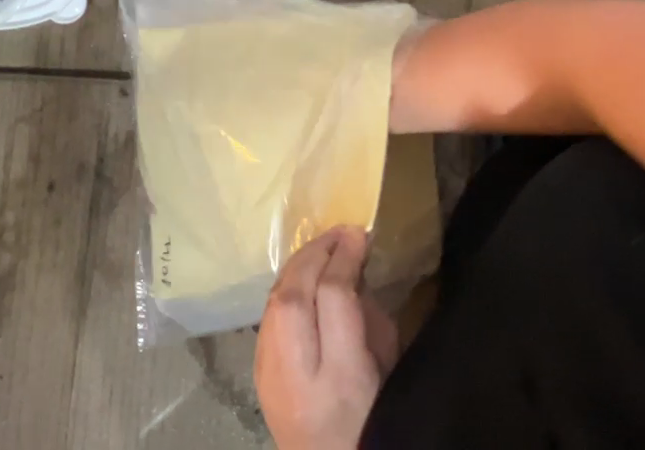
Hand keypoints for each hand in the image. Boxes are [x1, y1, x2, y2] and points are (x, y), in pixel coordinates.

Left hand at [256, 226, 399, 449]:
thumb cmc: (373, 412)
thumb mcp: (387, 363)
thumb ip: (370, 314)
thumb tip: (353, 268)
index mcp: (340, 375)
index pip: (332, 297)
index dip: (344, 257)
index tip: (360, 234)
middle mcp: (296, 375)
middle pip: (293, 295)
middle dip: (316, 254)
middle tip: (340, 232)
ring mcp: (268, 377)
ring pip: (273, 302)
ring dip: (298, 266)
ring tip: (322, 247)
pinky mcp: (256, 375)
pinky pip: (268, 316)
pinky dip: (286, 287)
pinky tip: (303, 276)